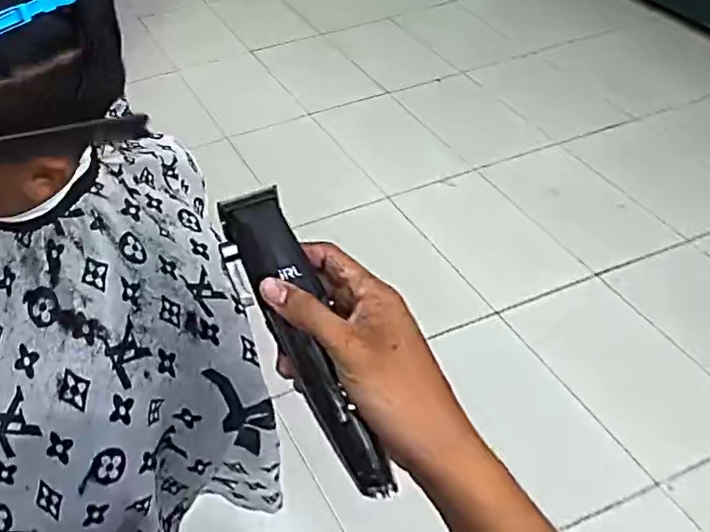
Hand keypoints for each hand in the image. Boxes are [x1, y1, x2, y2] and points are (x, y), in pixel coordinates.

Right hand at [260, 242, 474, 474]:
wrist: (435, 454)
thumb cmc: (411, 401)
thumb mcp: (345, 346)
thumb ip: (306, 312)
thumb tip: (275, 286)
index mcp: (376, 295)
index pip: (330, 256)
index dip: (300, 255)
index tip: (274, 267)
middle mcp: (375, 312)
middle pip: (323, 288)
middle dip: (297, 303)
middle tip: (280, 315)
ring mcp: (371, 339)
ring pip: (324, 321)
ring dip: (305, 335)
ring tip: (295, 353)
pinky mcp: (367, 365)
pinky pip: (331, 348)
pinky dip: (316, 357)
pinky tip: (312, 374)